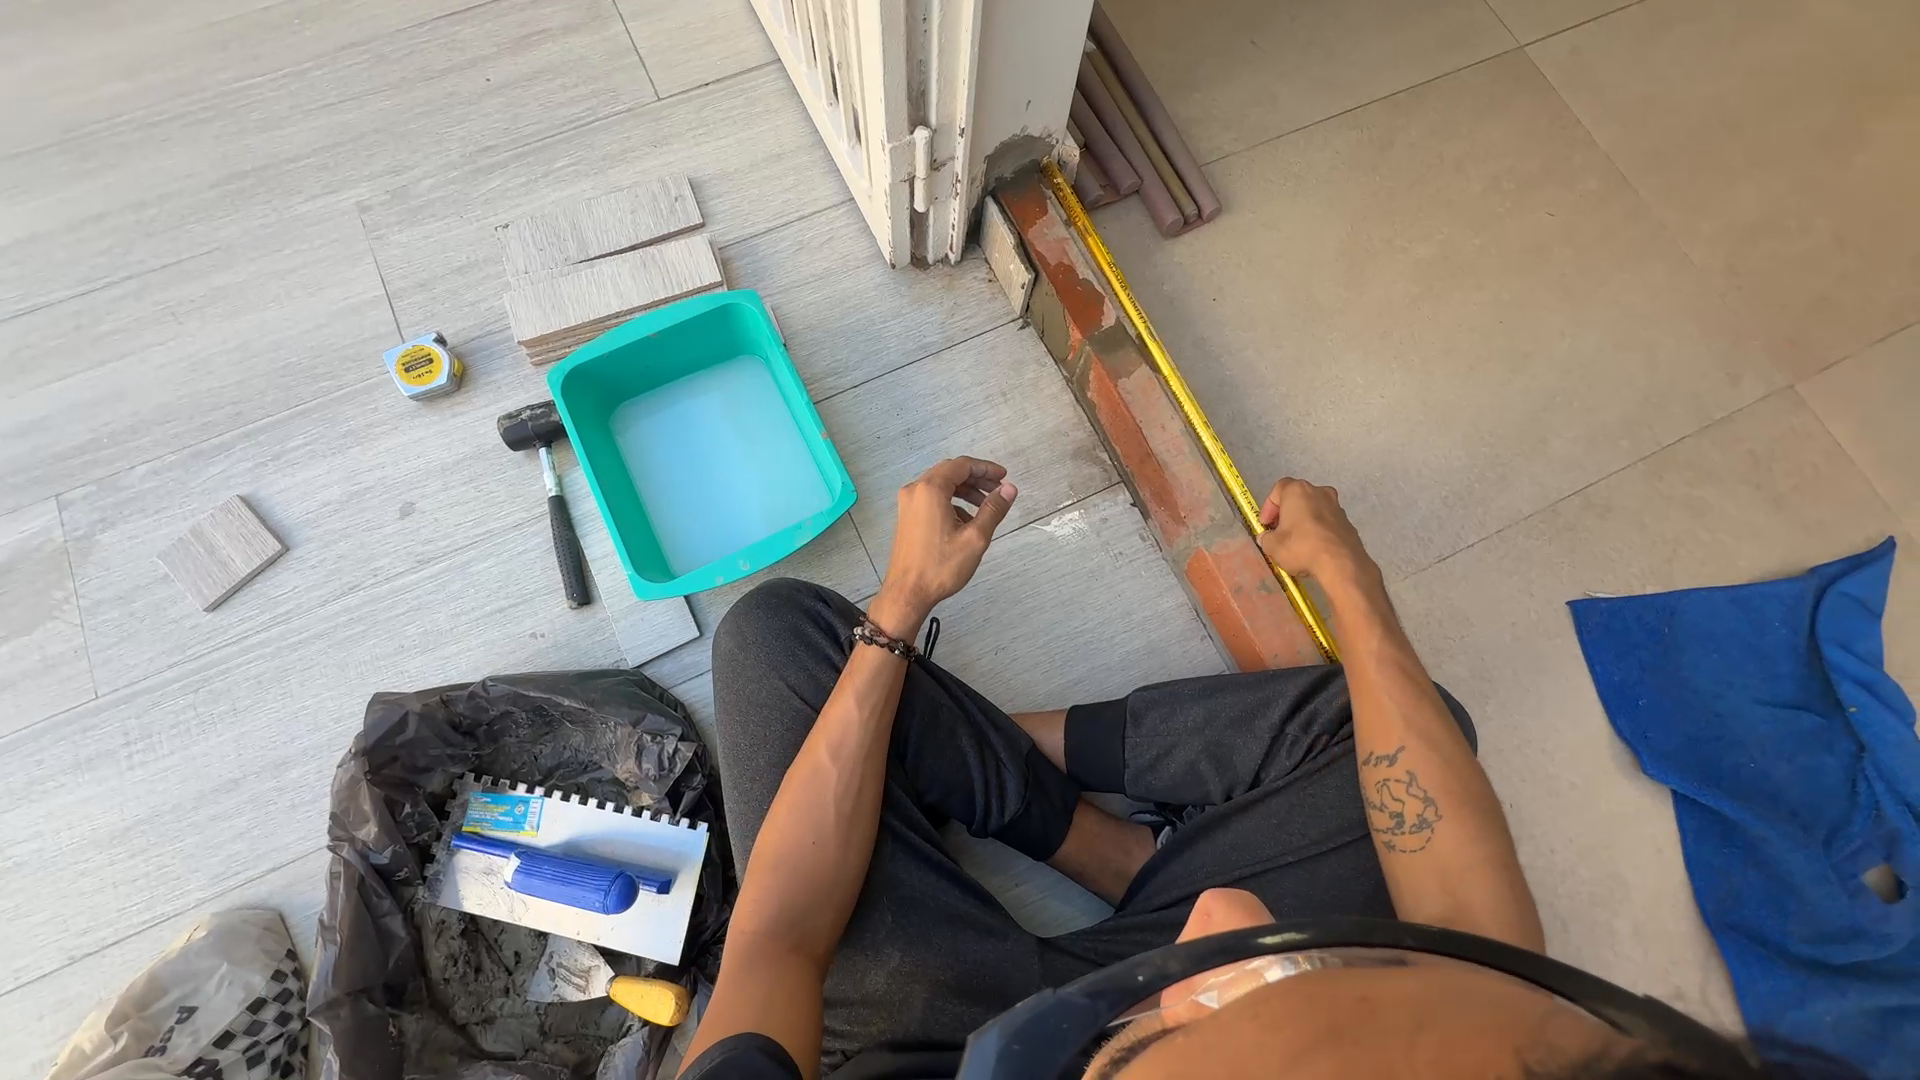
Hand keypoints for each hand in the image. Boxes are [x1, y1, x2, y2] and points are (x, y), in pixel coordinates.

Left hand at [870, 457, 1017, 636]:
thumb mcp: (975, 537)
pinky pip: (932, 499)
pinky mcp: (907, 517)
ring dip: (964, 491)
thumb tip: (1009, 489)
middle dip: (976, 478)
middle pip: (950, 472)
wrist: (907, 592)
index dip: (985, 468)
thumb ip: (993, 509)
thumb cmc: (939, 567)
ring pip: (941, 486)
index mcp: (930, 490)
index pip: (962, 465)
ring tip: (985, 506)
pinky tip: (966, 521)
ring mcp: (908, 504)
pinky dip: (951, 502)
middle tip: (997, 489)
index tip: (1003, 476)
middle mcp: (915, 491)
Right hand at [1256, 478, 1380, 594]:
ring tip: (1297, 543)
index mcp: (1298, 491)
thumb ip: (1266, 538)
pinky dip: (1318, 532)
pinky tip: (1313, 549)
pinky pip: (1327, 524)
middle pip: (1298, 498)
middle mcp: (1319, 492)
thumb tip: (1267, 538)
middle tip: (1279, 531)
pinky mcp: (1348, 523)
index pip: (1278, 489)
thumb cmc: (1301, 547)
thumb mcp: (1272, 545)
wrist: (1341, 563)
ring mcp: (1337, 507)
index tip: (1266, 524)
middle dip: (1287, 514)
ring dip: (1304, 522)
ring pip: (1314, 510)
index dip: (1269, 507)